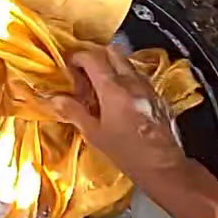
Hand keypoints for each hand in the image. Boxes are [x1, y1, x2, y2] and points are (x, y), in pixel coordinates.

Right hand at [47, 46, 191, 185]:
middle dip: (96, 56)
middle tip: (85, 72)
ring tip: (102, 85)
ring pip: (127, 62)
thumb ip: (74, 112)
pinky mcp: (158, 95)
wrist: (162, 166)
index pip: (92, 58)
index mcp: (113, 89)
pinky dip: (126, 78)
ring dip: (112, 66)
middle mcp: (132, 81)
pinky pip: (139, 77)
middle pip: (112, 52)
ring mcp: (147, 86)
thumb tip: (55, 99)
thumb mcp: (95, 134)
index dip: (78, 57)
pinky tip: (121, 97)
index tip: (69, 65)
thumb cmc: (126, 152)